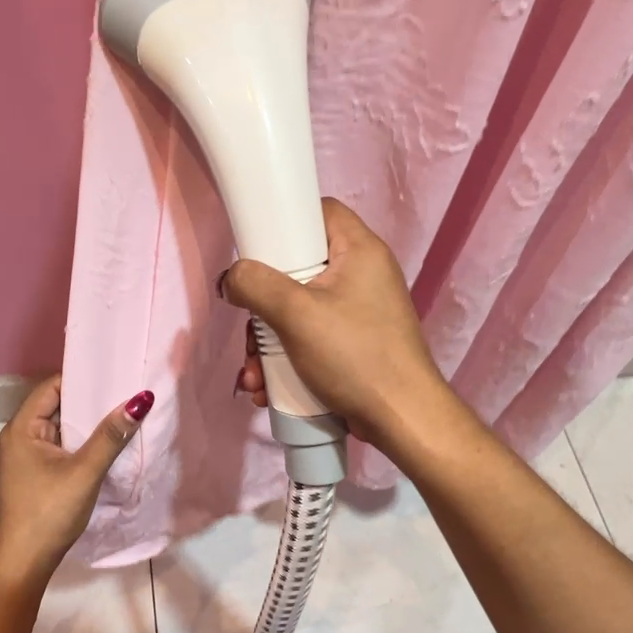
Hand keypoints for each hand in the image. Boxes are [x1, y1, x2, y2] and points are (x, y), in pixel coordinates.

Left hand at [0, 375, 151, 584]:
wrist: (25, 562)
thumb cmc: (48, 512)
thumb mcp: (83, 472)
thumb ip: (111, 436)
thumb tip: (140, 400)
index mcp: (22, 428)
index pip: (53, 387)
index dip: (82, 379)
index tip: (115, 374)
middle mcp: (22, 436)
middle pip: (59, 405)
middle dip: (91, 401)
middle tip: (128, 390)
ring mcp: (30, 456)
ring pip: (64, 427)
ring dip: (90, 423)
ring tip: (125, 411)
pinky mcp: (39, 473)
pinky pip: (64, 446)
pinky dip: (84, 442)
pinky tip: (110, 442)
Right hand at [225, 198, 464, 460]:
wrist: (401, 420)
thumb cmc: (354, 355)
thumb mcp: (296, 315)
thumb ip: (255, 286)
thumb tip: (231, 279)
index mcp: (359, 251)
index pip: (319, 211)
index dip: (284, 221)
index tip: (254, 248)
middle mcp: (361, 275)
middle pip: (297, 268)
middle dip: (262, 307)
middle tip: (250, 332)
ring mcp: (357, 313)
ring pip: (296, 311)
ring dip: (266, 344)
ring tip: (254, 376)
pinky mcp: (352, 345)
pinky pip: (308, 340)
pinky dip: (284, 361)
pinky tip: (267, 388)